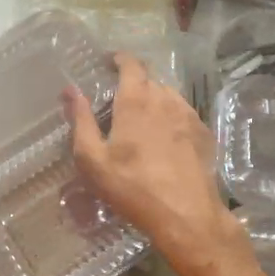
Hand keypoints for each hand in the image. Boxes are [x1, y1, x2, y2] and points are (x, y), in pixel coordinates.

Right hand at [65, 53, 247, 275]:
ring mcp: (189, 116)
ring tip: (142, 116)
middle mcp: (165, 100)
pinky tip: (165, 135)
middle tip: (119, 97)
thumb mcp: (92, 159)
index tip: (109, 62)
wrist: (186, 216)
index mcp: (135, 101)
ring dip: (154, 97)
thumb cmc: (132, 187)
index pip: (131, 64)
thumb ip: (80, 120)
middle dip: (134, 81)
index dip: (119, 59)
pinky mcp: (204, 134)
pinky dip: (172, 115)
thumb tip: (70, 90)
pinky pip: (184, 113)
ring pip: (169, 95)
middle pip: (150, 79)